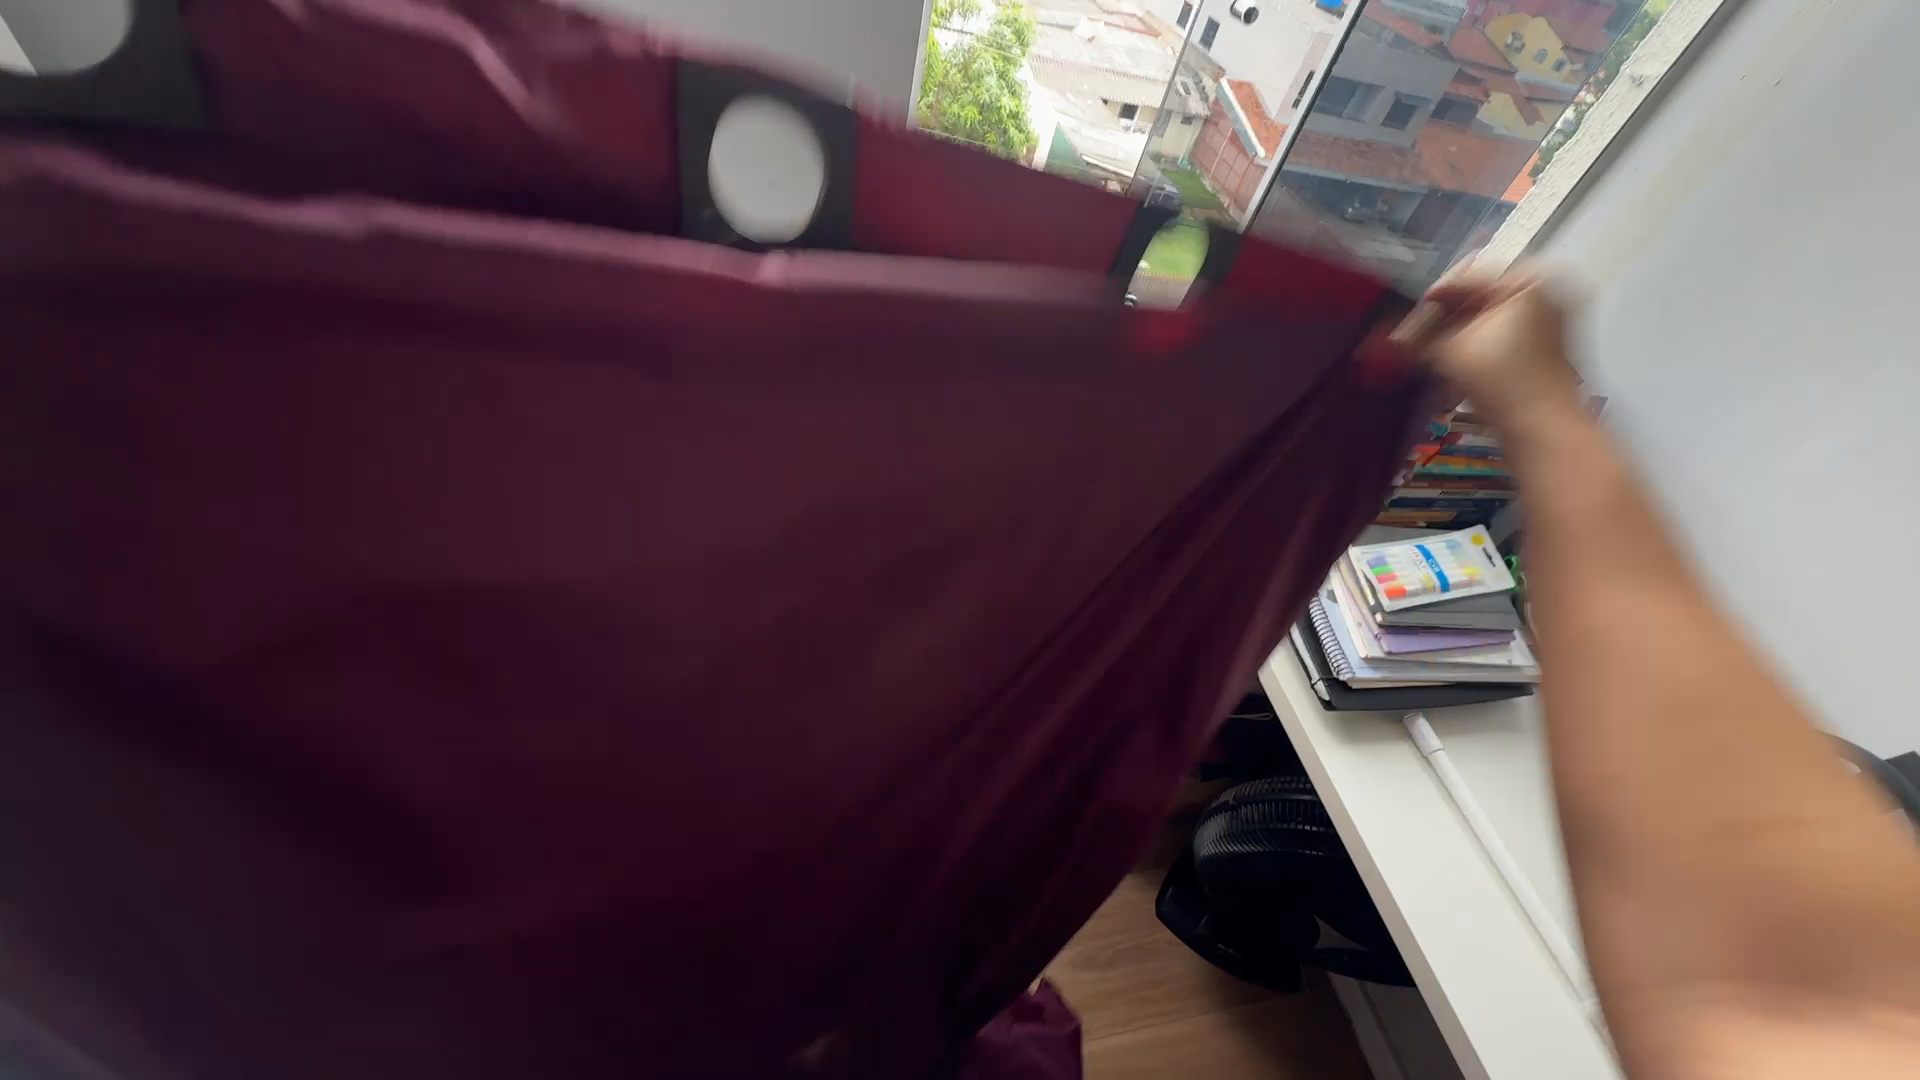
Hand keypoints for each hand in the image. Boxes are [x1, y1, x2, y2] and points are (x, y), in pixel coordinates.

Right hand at [1392, 269, 1584, 428]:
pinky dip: (1474, 337)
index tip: (1403, 319)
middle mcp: (1545, 288)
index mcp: (1528, 279)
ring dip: (1454, 327)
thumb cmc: (1500, 380)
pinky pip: (1501, 326)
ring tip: (1426, 346)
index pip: (1466, 276)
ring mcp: (1549, 314)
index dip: (1430, 298)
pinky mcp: (1544, 339)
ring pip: (1488, 311)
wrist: (1541, 424)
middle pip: (1479, 292)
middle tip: (1412, 335)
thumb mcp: (1451, 350)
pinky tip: (1451, 354)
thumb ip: (1416, 336)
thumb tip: (1386, 337)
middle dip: (1442, 314)